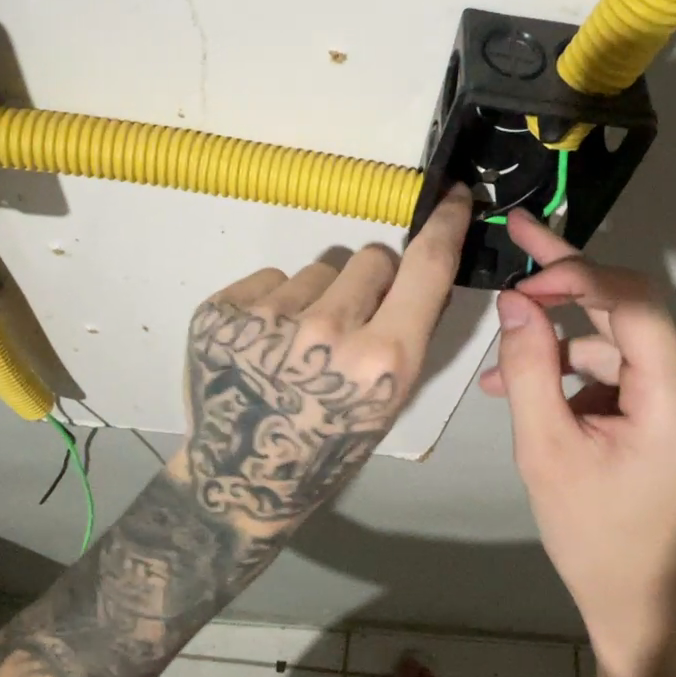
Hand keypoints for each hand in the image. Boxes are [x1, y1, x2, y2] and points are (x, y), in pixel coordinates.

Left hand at [178, 186, 472, 538]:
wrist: (241, 478)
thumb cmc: (329, 448)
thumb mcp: (390, 402)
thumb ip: (408, 335)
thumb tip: (419, 273)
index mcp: (381, 360)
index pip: (426, 266)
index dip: (446, 223)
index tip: (454, 197)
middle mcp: (327, 331)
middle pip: (372, 257)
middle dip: (373, 281)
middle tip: (355, 321)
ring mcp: (268, 319)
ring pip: (319, 268)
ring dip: (321, 295)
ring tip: (300, 344)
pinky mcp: (221, 312)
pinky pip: (272, 278)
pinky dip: (276, 302)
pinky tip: (265, 344)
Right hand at [479, 211, 675, 676]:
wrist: (644, 603)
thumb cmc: (594, 537)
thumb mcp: (546, 451)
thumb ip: (529, 369)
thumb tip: (515, 302)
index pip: (633, 303)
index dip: (575, 275)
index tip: (522, 275)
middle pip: (628, 313)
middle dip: (565, 288)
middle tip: (518, 238)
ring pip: (620, 346)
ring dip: (561, 352)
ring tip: (500, 379)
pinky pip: (626, 375)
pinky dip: (581, 379)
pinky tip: (536, 400)